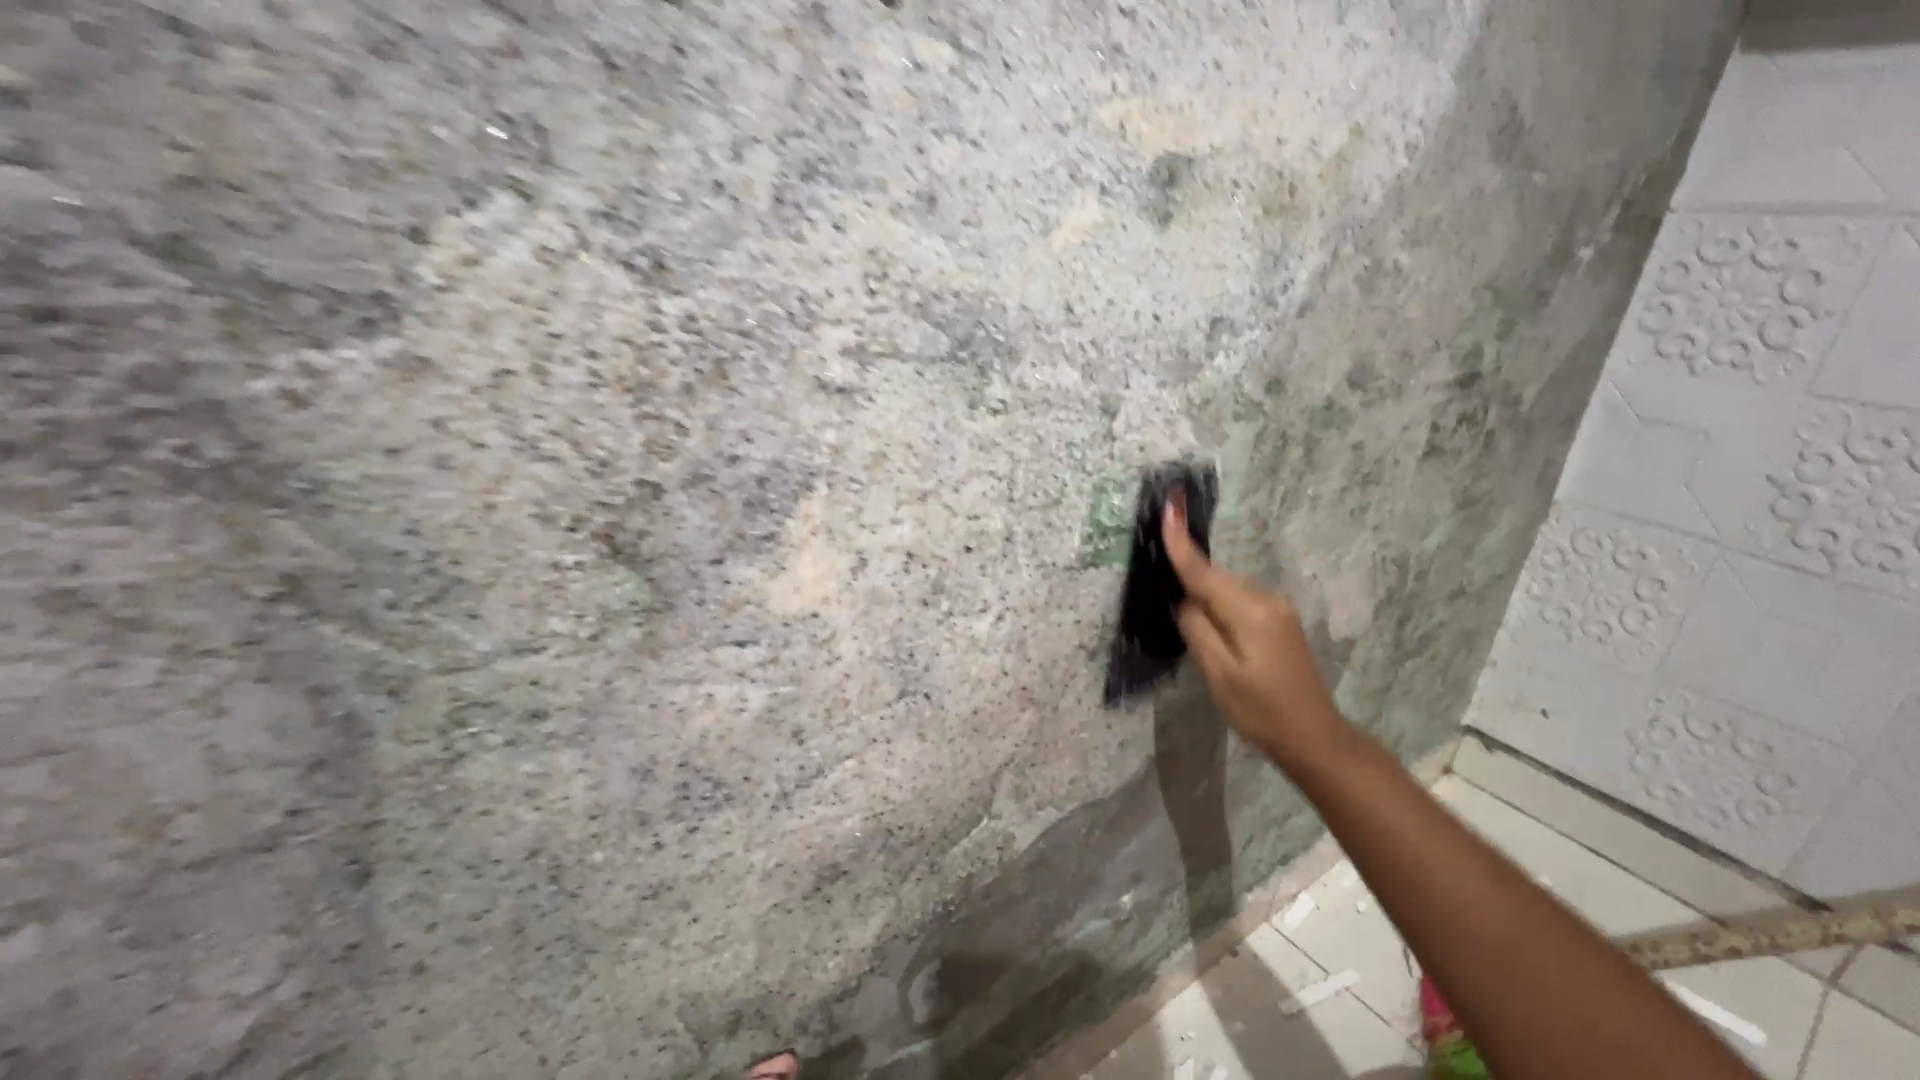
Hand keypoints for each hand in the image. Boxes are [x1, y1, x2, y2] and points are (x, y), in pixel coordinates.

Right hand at [1161, 498, 1347, 765]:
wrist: (1313, 736)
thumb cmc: (1261, 710)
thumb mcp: (1219, 674)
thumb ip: (1197, 630)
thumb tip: (1184, 601)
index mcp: (1249, 612)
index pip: (1203, 572)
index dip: (1180, 542)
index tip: (1167, 506)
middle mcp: (1267, 600)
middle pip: (1215, 579)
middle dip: (1188, 580)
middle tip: (1162, 594)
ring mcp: (1278, 610)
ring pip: (1227, 591)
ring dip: (1205, 598)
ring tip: (1188, 626)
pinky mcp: (1281, 622)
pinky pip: (1240, 603)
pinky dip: (1221, 608)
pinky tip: (1213, 631)